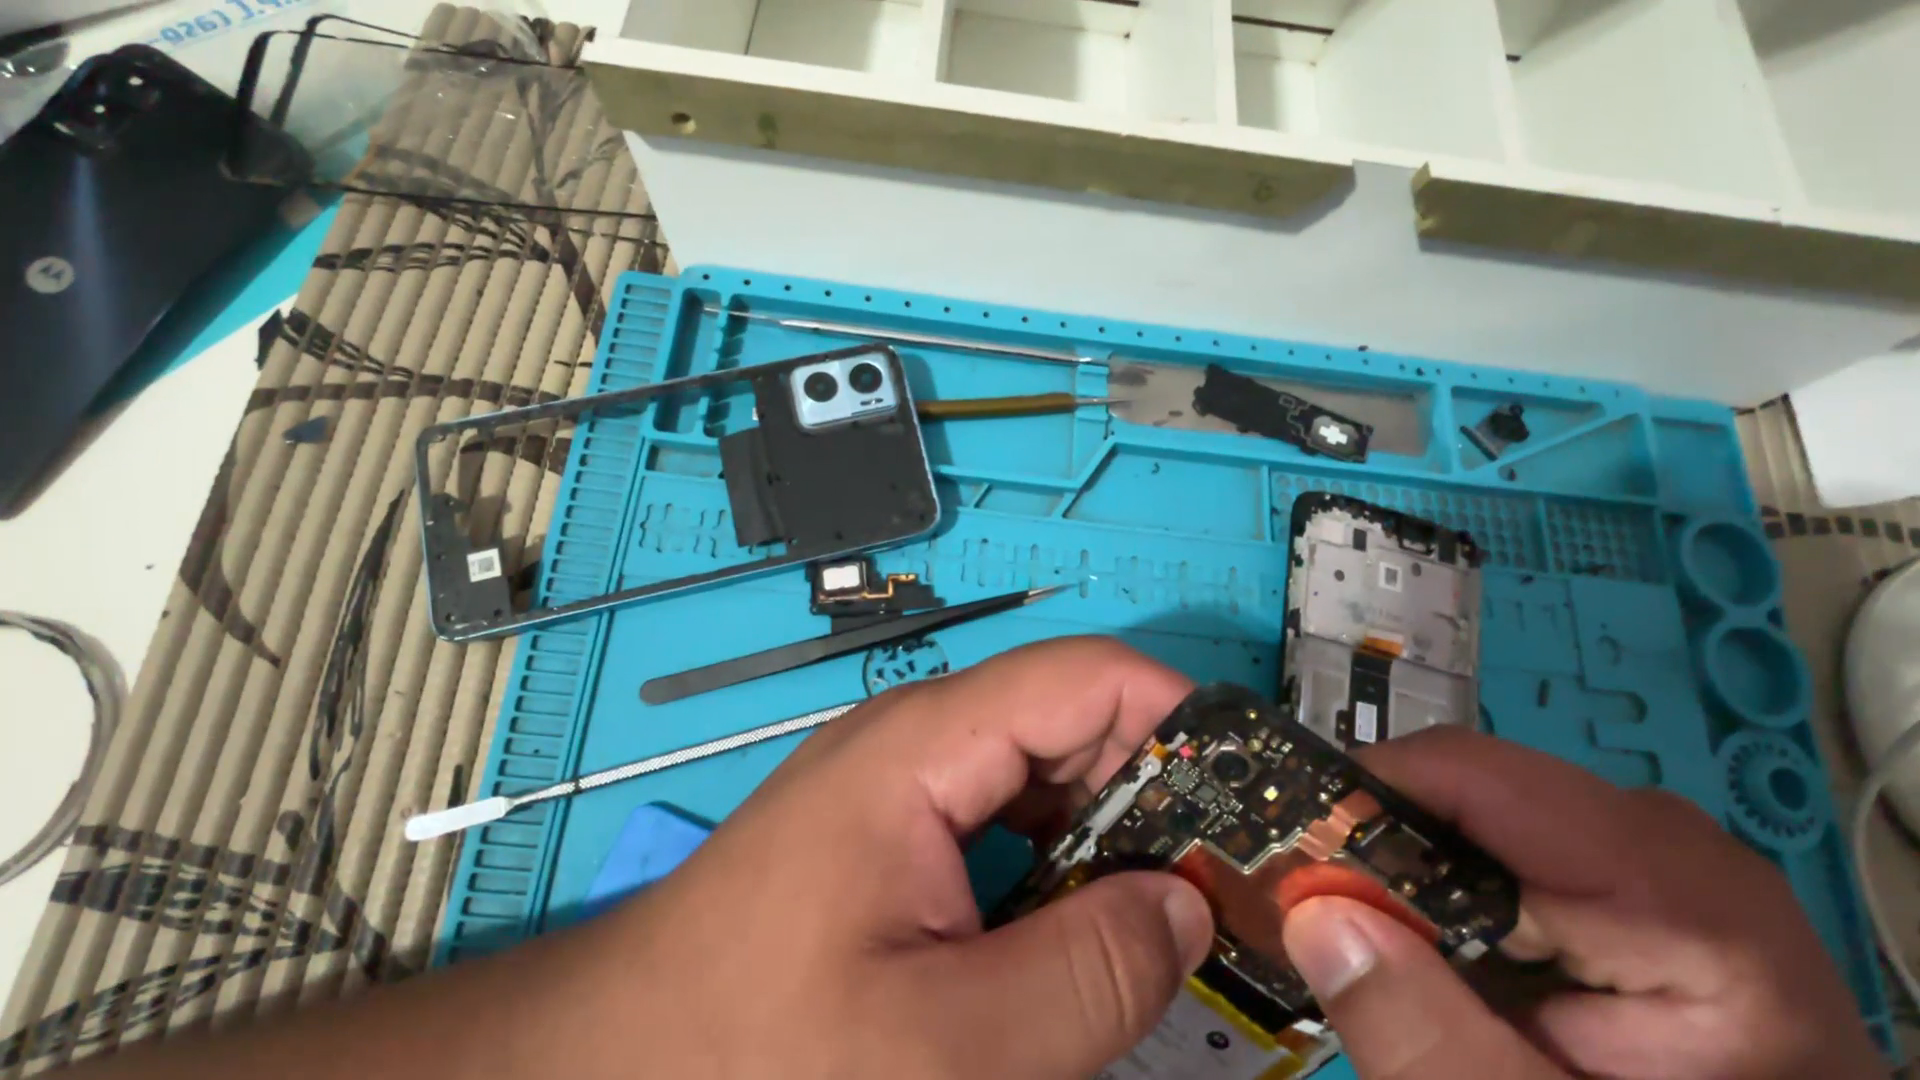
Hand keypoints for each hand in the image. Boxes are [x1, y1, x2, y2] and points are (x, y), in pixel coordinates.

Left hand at [588, 637, 1214, 1078]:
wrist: (618, 1061)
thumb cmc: (752, 1048)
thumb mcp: (942, 1041)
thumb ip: (1086, 977)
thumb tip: (1184, 908)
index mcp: (926, 747)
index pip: (1086, 676)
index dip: (1181, 716)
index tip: (1256, 794)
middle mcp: (919, 743)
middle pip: (1073, 720)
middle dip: (1160, 785)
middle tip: (1234, 878)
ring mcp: (905, 787)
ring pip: (1045, 776)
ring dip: (1116, 833)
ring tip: (1177, 914)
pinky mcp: (896, 834)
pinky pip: (1007, 823)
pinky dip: (1065, 864)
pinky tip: (1092, 930)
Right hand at [1281, 728, 1884, 1079]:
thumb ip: (1428, 1039)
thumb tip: (1311, 914)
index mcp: (1689, 904)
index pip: (1480, 781)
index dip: (1364, 798)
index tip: (1286, 851)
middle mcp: (1674, 847)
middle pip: (1469, 790)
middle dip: (1377, 842)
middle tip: (1313, 910)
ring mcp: (1656, 855)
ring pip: (1476, 812)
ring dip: (1404, 866)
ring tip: (1369, 937)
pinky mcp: (1634, 874)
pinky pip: (1504, 842)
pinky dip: (1444, 883)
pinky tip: (1434, 946)